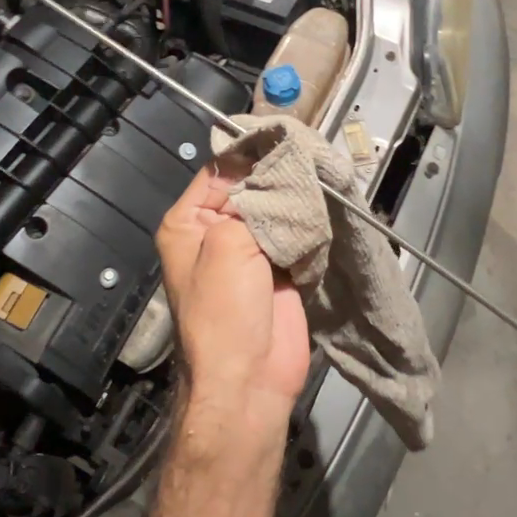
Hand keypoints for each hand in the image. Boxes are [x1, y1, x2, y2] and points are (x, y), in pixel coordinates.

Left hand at [156, 165, 310, 424]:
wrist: (250, 382)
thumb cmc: (224, 313)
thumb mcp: (227, 245)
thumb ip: (250, 202)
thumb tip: (273, 167)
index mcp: (189, 222)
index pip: (220, 171)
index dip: (251, 154)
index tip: (284, 134)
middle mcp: (216, 232)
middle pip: (251, 189)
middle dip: (279, 175)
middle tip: (311, 153)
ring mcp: (249, 251)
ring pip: (277, 210)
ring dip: (298, 200)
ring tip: (322, 175)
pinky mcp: (279, 268)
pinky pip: (295, 234)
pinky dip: (310, 224)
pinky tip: (327, 204)